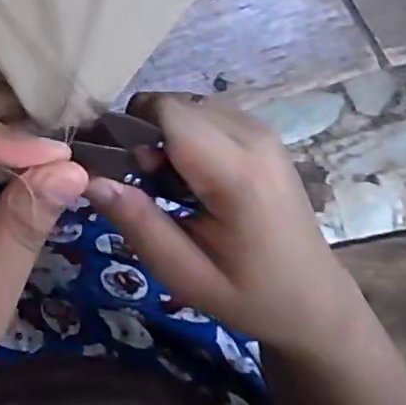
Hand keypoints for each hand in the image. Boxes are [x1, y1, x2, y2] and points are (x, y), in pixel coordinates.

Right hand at [82, 93, 361, 352]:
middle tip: (148, 182)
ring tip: (171, 181)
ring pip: (186, 103)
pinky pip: (204, 111)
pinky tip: (193, 174)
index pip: (167, 112)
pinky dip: (185, 132)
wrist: (316, 301)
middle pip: (173, 103)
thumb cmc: (249, 295)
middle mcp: (252, 137)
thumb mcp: (186, 275)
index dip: (133, 129)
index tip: (123, 169)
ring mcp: (261, 129)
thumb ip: (138, 223)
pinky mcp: (261, 130)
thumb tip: (90, 179)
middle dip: (147, 132)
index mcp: (237, 174)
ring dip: (166, 132)